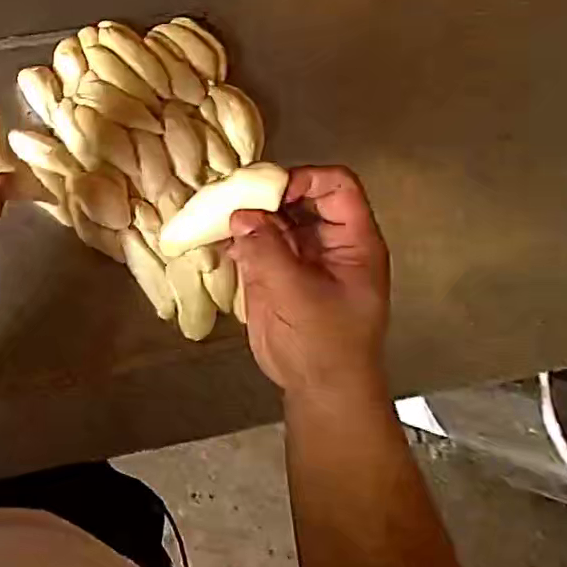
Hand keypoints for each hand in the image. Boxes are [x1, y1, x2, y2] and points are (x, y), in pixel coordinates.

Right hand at [228, 166, 390, 397]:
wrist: (318, 388)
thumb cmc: (323, 341)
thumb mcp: (297, 292)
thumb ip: (267, 249)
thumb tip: (239, 214)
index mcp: (352, 240)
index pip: (336, 186)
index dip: (304, 179)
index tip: (266, 191)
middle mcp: (325, 240)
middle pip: (298, 196)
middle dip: (264, 194)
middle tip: (229, 198)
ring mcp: (298, 255)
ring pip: (271, 217)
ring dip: (244, 213)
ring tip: (214, 215)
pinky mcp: (274, 271)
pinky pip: (254, 241)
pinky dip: (234, 236)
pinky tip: (215, 239)